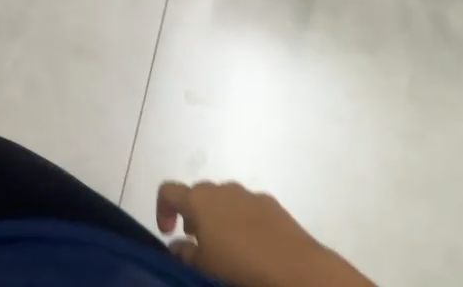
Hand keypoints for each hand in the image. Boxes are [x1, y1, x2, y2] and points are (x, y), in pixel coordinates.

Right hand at [155, 181, 374, 286]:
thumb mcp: (204, 268)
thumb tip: (177, 246)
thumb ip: (185, 254)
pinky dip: (244, 221)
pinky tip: (254, 248)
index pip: (168, 190)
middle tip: (199, 243)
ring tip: (227, 247)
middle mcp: (222, 189)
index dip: (162, 209)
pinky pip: (249, 209)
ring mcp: (250, 196)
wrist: (300, 273)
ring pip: (225, 200)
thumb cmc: (242, 269)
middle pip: (198, 193)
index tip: (168, 233)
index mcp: (199, 200)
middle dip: (194, 214)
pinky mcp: (274, 206)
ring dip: (219, 217)